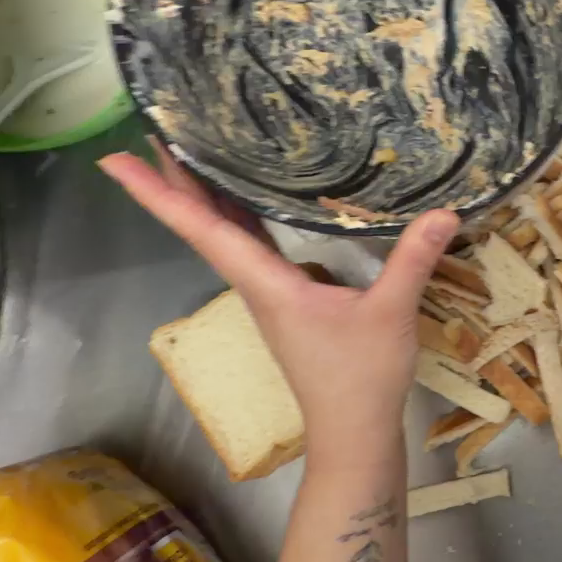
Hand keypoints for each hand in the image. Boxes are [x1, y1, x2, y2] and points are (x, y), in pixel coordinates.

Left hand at [99, 142, 458, 474]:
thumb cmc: (361, 374)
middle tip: (157, 132)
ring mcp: (274, 298)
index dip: (160, 193)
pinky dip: (245, 221)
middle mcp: (259, 286)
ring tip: (197, 157)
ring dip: (208, 200)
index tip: (116, 157)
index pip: (205, 230)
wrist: (354, 430)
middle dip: (178, 182)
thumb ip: (414, 260)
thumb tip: (446, 210)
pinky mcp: (293, 307)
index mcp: (267, 283)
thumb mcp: (391, 312)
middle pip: (207, 228)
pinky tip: (260, 207)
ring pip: (229, 239)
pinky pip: (258, 252)